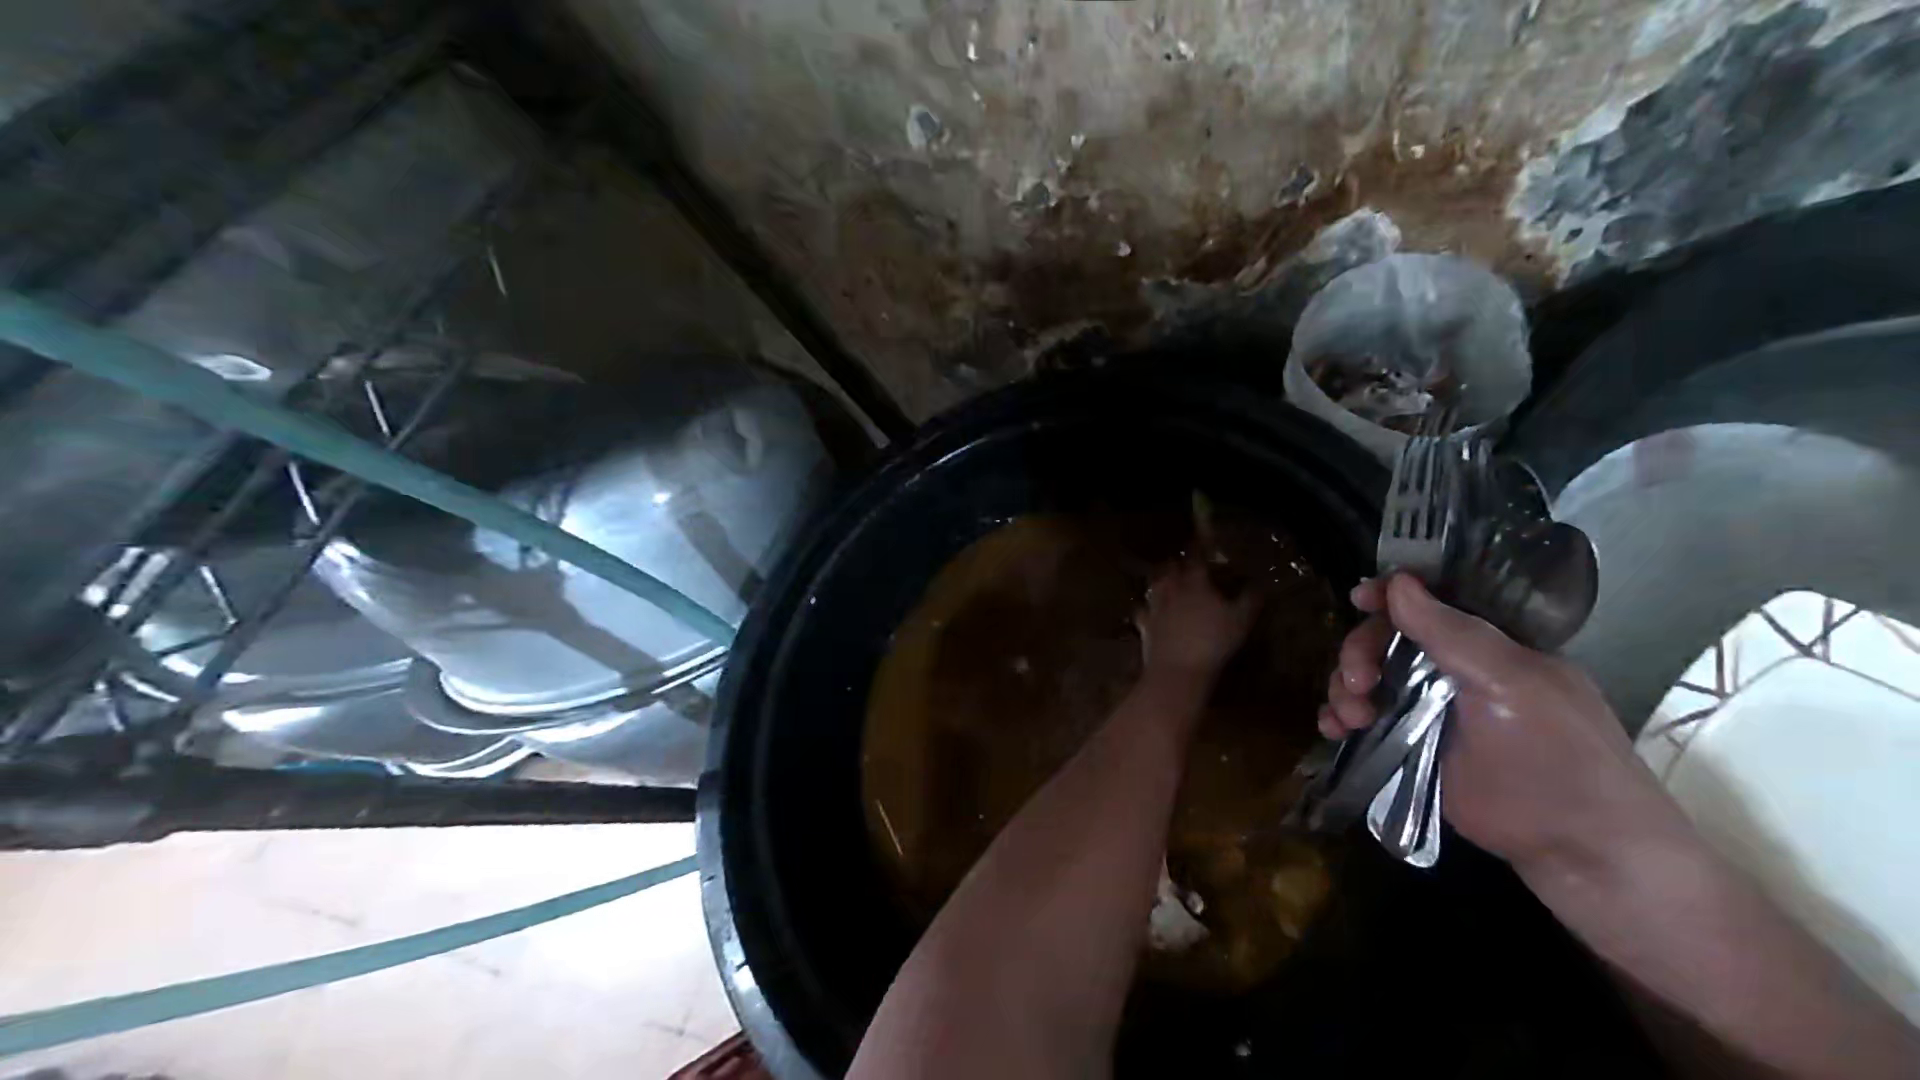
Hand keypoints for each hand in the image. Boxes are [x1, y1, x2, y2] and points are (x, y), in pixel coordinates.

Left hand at [1137, 559, 1259, 684]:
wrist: (1178, 669)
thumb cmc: (1214, 642)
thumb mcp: (1241, 621)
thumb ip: (1250, 600)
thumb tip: (1258, 585)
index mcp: (1195, 583)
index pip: (1195, 560)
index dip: (1198, 550)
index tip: (1200, 544)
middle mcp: (1171, 590)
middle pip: (1169, 569)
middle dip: (1175, 563)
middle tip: (1181, 562)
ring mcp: (1154, 607)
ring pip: (1153, 585)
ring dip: (1159, 580)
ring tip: (1164, 580)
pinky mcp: (1143, 625)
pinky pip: (1141, 610)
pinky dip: (1145, 607)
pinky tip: (1147, 610)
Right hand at [1321, 574, 1689, 870]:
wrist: (1576, 851)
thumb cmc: (1557, 757)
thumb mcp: (1509, 684)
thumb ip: (1451, 632)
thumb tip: (1398, 580)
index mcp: (1489, 647)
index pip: (1431, 603)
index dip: (1392, 596)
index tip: (1359, 600)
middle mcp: (1454, 671)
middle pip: (1386, 641)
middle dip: (1359, 654)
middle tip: (1356, 682)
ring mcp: (1430, 710)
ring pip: (1366, 679)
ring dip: (1344, 690)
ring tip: (1349, 718)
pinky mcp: (1410, 746)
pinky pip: (1362, 720)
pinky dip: (1340, 719)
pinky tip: (1334, 731)